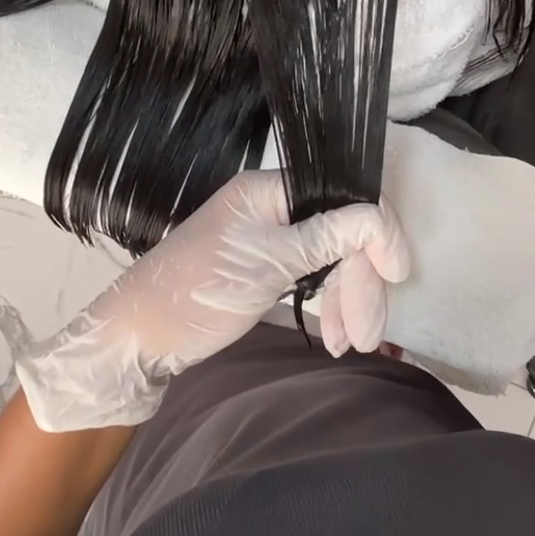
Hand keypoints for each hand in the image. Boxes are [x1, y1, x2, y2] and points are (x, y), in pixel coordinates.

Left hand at [14, 171, 410, 430]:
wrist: (136, 340)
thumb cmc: (197, 293)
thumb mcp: (266, 264)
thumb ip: (325, 238)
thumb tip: (378, 220)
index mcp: (270, 190)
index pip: (343, 199)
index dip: (376, 235)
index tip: (397, 275)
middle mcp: (274, 207)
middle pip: (341, 235)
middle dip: (359, 284)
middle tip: (370, 335)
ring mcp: (271, 239)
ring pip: (330, 261)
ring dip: (347, 301)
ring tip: (352, 345)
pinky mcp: (267, 269)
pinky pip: (313, 279)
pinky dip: (327, 305)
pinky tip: (334, 337)